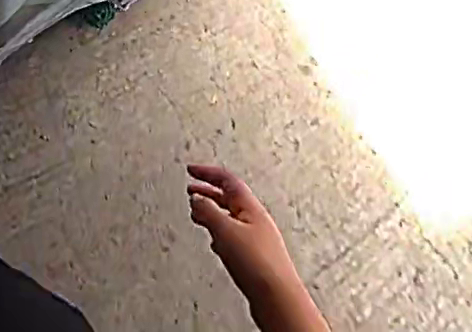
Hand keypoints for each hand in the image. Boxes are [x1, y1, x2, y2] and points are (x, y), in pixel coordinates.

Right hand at [187, 165, 327, 331]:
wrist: (279, 302)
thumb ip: (207, 211)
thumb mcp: (225, 230)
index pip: (226, 179)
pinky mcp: (256, 259)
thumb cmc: (258, 265)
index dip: (206, 172)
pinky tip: (215, 242)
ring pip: (230, 217)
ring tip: (197, 214)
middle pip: (228, 197)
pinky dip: (219, 233)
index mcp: (250, 207)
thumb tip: (196, 199)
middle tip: (191, 189)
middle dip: (207, 192)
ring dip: (211, 213)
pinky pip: (233, 236)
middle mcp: (256, 220)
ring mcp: (257, 240)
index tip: (192, 169)